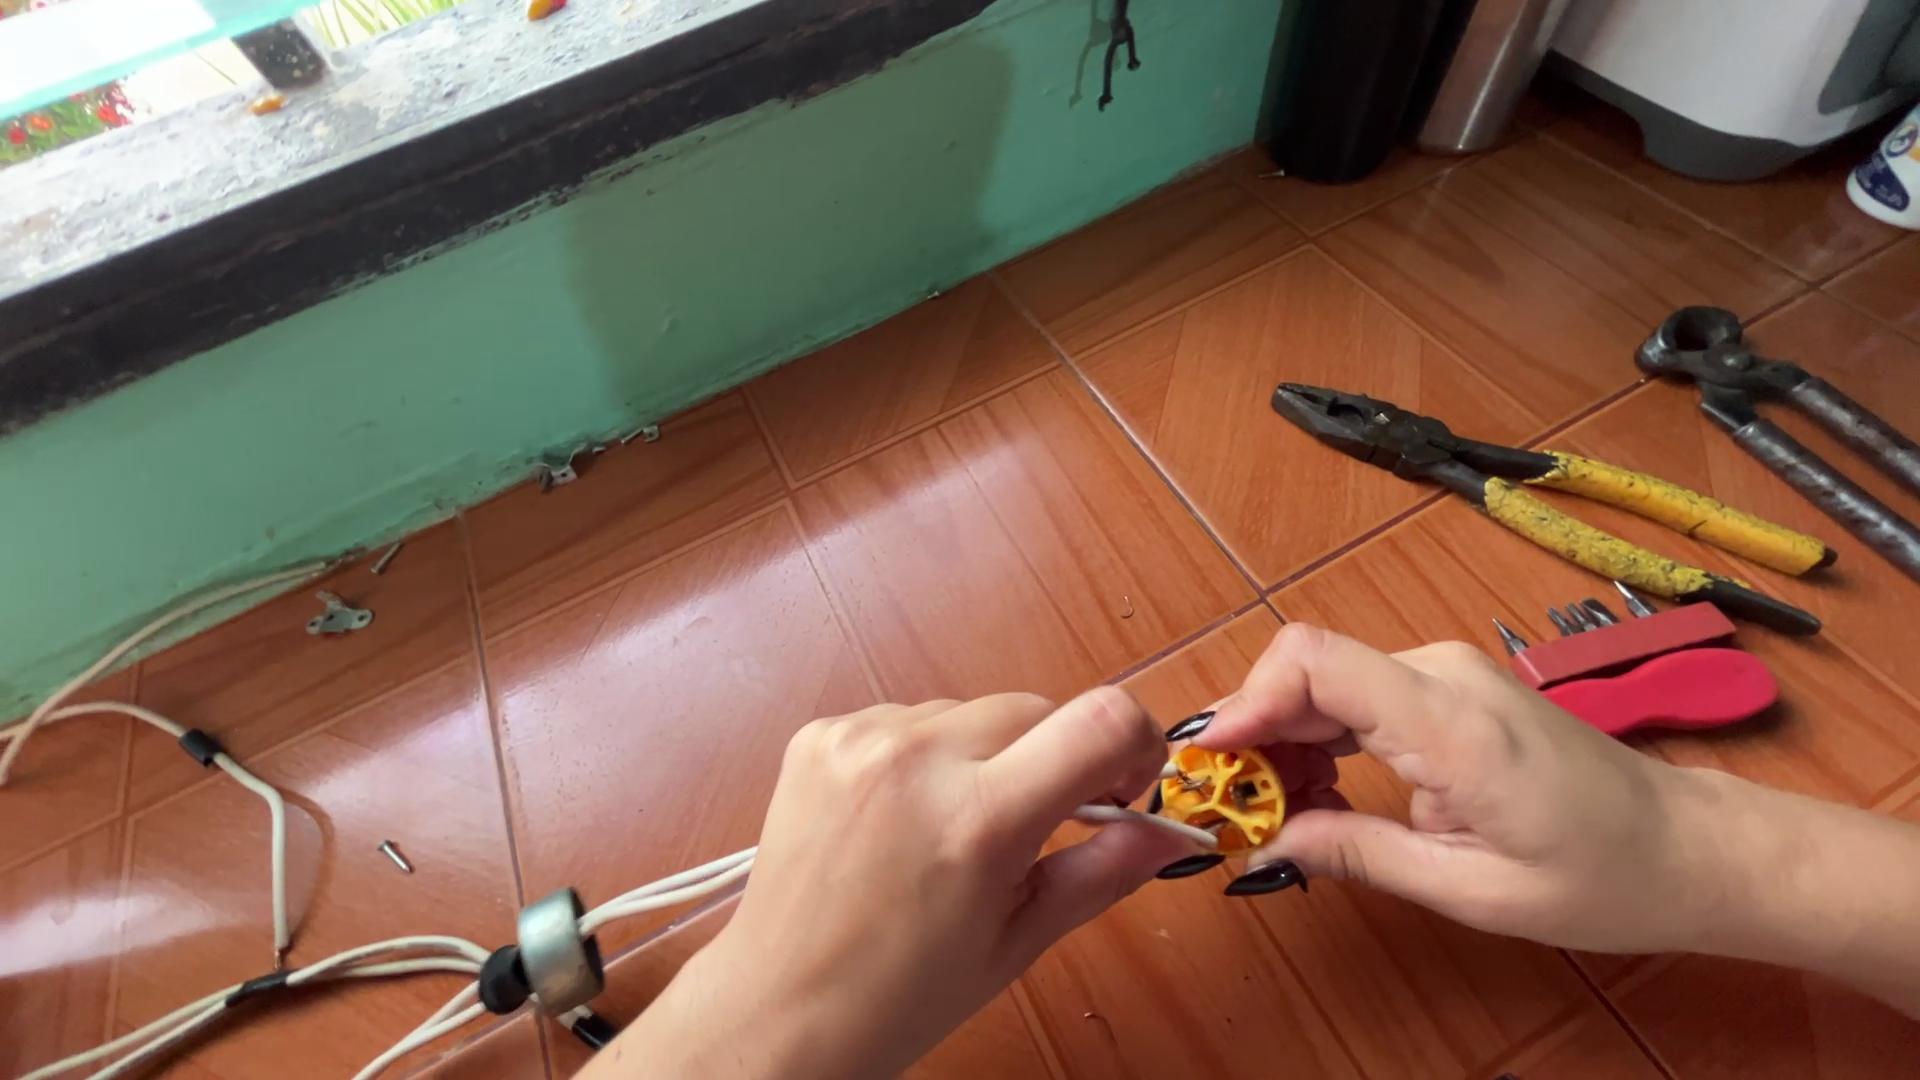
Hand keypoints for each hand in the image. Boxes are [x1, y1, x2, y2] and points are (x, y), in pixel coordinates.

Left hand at [601, 690, 1191, 1079]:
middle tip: (1033, 819)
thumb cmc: (905, 993)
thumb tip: (1171, 831)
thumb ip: (1104, 871)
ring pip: (970, 711)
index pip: (1101, 720)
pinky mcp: (822, 732)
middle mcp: (918, 757)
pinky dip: (924, 754)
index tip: (1124, 782)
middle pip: (1035, 707)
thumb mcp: (1019, 941)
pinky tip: (900, 811)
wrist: (777, 1008)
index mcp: (978, 819)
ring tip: (949, 824)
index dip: (1137, 740)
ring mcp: (861, 735)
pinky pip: (910, 718)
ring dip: (982, 754)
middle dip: (1054, 755)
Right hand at [1194, 623, 1721, 953]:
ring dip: (1276, 738)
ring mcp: (1434, 669)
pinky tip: (1311, 786)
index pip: (1316, 662)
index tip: (1212, 758)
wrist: (1692, 845)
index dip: (1248, 698)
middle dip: (1250, 731)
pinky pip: (1344, 692)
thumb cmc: (1602, 877)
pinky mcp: (1432, 682)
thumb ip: (1356, 853)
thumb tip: (1262, 844)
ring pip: (1314, 680)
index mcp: (1451, 721)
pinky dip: (1310, 735)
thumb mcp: (1472, 890)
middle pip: (1302, 669)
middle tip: (1224, 799)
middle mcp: (1436, 672)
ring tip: (1268, 805)